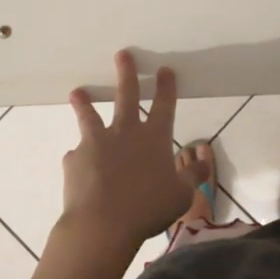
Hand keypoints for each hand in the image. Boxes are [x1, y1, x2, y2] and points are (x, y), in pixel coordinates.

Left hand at [60, 51, 187, 247]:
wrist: (102, 224)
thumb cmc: (149, 209)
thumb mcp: (181, 196)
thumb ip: (192, 176)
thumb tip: (204, 161)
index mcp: (155, 137)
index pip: (164, 104)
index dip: (166, 86)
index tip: (164, 69)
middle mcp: (125, 132)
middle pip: (126, 96)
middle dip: (126, 73)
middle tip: (122, 55)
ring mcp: (96, 143)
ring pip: (90, 116)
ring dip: (85, 102)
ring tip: (77, 92)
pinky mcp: (75, 159)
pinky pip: (77, 155)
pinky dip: (80, 158)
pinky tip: (78, 164)